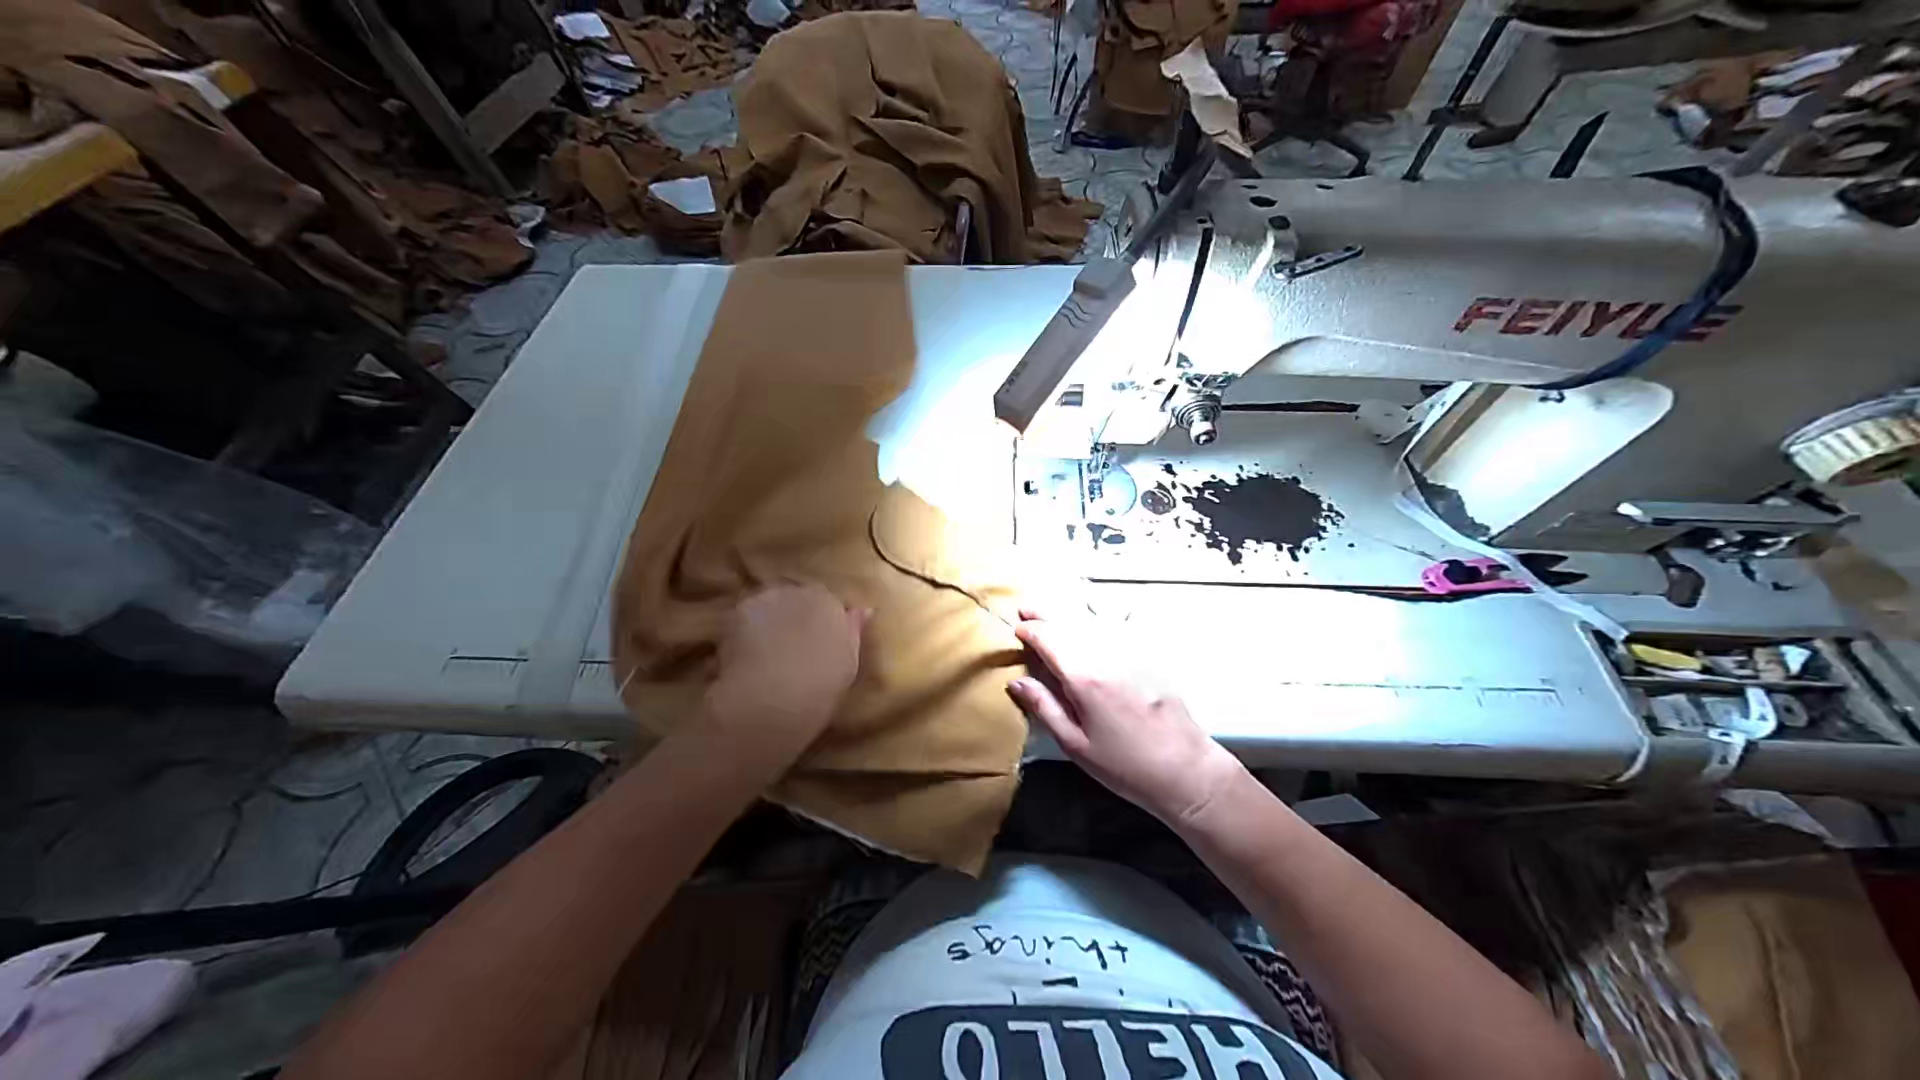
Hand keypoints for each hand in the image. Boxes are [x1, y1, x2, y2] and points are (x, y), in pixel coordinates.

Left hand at [704, 582, 868, 771]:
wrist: (773, 698)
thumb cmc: (822, 684)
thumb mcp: (849, 661)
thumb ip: (854, 630)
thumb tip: (863, 610)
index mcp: (831, 601)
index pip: (827, 602)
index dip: (821, 622)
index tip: (819, 644)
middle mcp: (799, 590)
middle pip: (796, 598)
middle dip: (795, 617)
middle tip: (792, 649)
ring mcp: (766, 599)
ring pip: (769, 606)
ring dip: (769, 621)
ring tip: (766, 655)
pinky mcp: (737, 612)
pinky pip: (744, 619)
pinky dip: (745, 632)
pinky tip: (745, 657)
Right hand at [1007, 609, 1244, 827]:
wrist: (1185, 770)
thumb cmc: (1125, 765)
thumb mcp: (1075, 744)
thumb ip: (1045, 708)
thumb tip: (1017, 682)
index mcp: (1084, 678)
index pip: (1050, 640)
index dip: (1031, 632)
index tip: (1018, 630)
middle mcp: (1107, 656)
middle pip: (1070, 624)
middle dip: (1046, 615)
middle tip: (1027, 610)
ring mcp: (1132, 653)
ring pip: (1094, 621)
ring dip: (1070, 613)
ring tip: (1054, 610)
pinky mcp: (1150, 658)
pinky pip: (1121, 626)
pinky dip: (1103, 616)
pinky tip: (1097, 610)